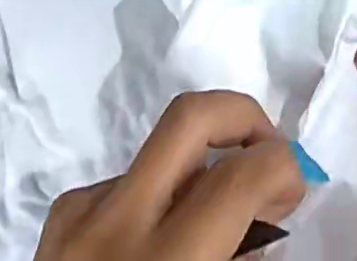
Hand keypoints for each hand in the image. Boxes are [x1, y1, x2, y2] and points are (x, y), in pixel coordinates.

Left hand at [35, 90, 305, 260]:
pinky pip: (126, 182)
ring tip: (220, 210)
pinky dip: (159, 197)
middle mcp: (116, 225)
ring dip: (202, 164)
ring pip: (159, 149)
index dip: (284, 166)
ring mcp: (80, 215)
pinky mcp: (59, 218)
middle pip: (189, 116)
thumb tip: (267, 218)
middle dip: (243, 115)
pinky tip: (162, 241)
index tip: (297, 185)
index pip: (238, 178)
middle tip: (271, 149)